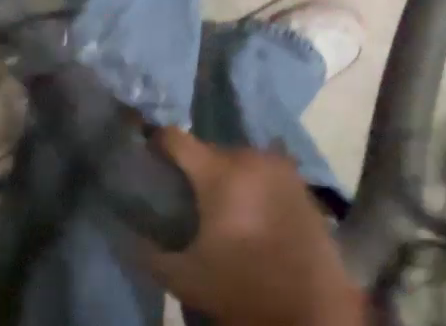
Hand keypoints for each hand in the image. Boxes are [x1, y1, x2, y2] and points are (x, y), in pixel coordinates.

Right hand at [145, 129, 369, 325]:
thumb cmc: (245, 291)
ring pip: (240, 161)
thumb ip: (151, 253)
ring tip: (222, 210)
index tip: (148, 163)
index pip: (174, 137)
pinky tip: (253, 219)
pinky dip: (255, 189)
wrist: (317, 316)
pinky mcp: (303, 187)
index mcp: (218, 171)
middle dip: (195, 170)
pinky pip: (267, 175)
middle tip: (187, 200)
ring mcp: (281, 170)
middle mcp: (250, 158)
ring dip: (228, 178)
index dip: (155, 146)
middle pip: (208, 150)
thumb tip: (127, 235)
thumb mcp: (187, 279)